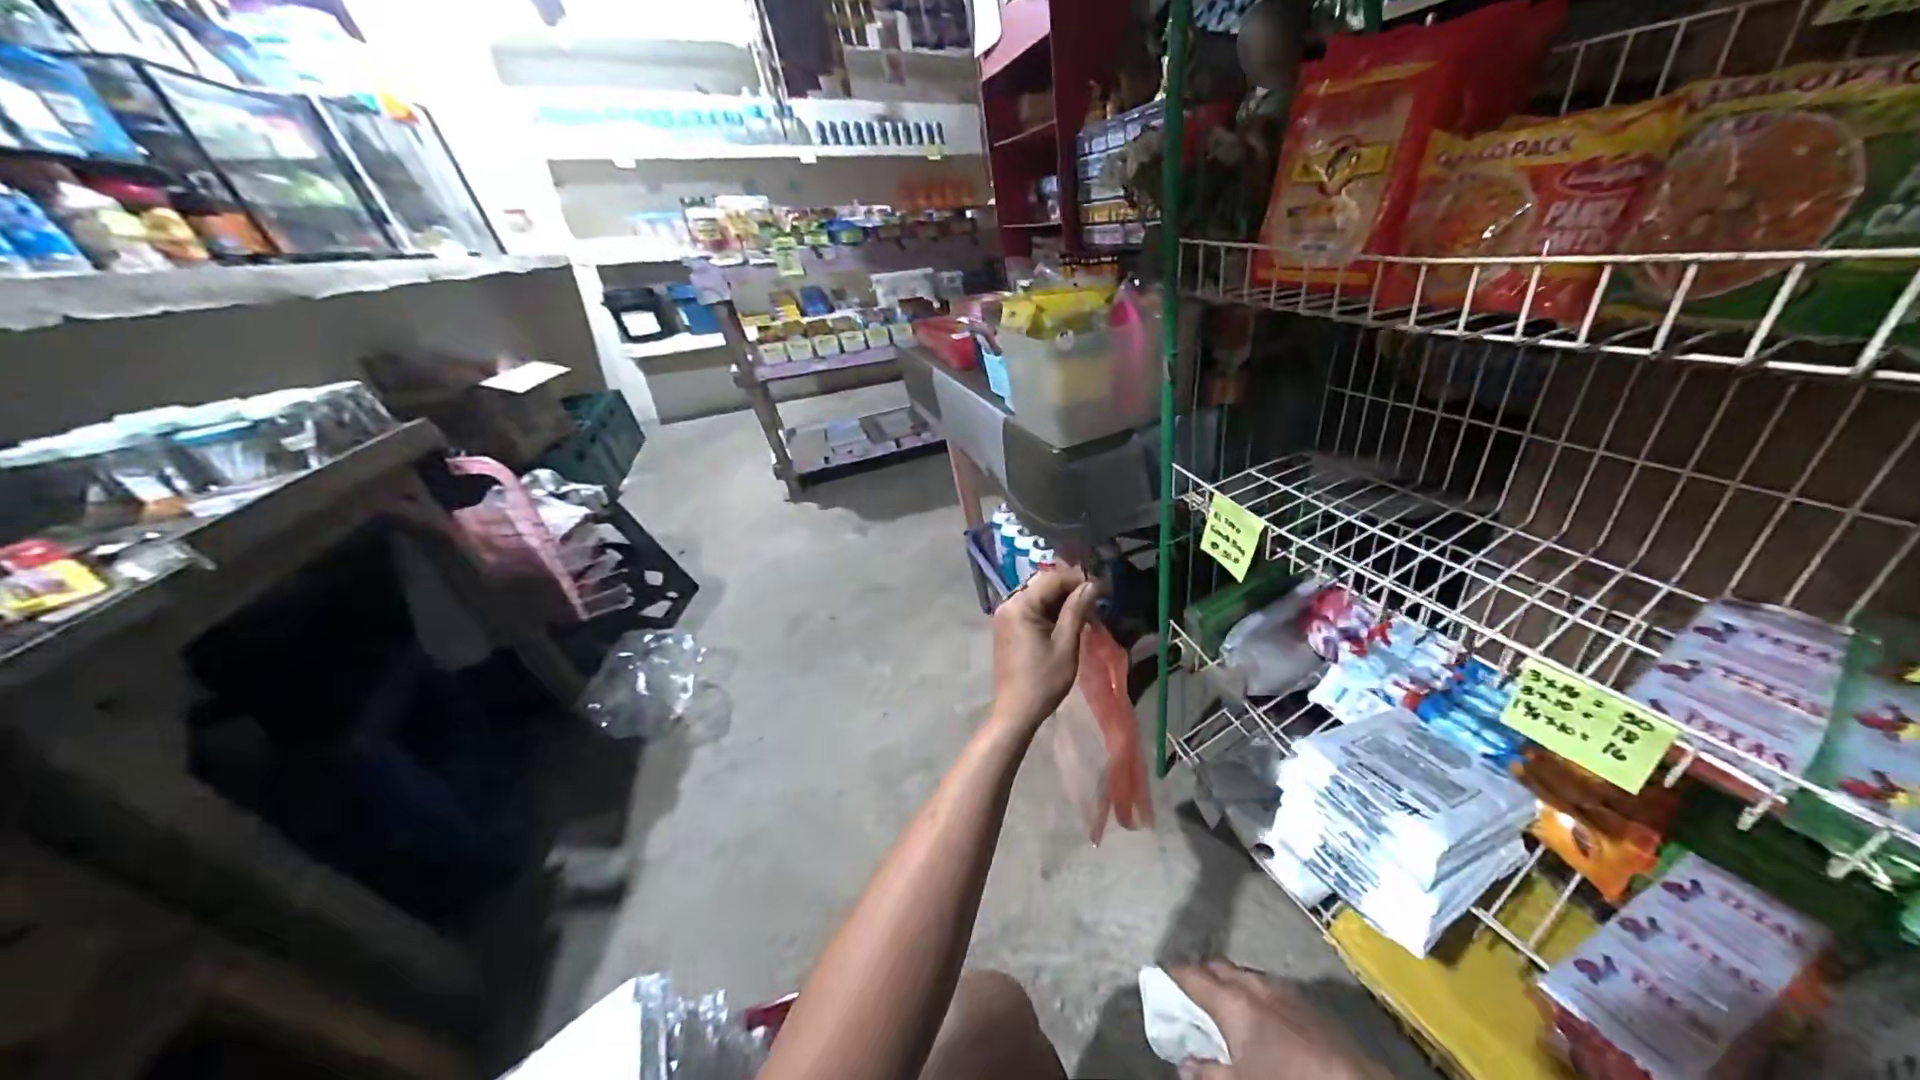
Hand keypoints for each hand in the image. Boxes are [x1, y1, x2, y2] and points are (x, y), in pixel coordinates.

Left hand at [991, 568, 1100, 734]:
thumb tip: (1091, 585)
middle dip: (1069, 589)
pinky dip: (1049, 611)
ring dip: (1060, 600)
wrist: (1017, 711)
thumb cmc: (1044, 680)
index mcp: (1020, 605)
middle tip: (1094, 601)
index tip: (1100, 589)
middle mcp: (1008, 604)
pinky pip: (1030, 609)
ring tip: (1084, 612)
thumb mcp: (1066, 644)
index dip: (1077, 579)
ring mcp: (1005, 616)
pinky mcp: (1007, 627)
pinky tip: (1066, 621)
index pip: (1051, 578)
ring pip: (1037, 596)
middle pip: (1042, 584)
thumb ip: (1077, 610)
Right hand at [1168, 961, 1388, 1079]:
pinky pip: (1270, 987)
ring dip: (1230, 982)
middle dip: (1201, 974)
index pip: (1191, 974)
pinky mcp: (1310, 1004)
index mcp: (1232, 1001)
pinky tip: (1263, 1018)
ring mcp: (1285, 991)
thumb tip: (1184, 1064)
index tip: (1160, 976)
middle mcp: (1255, 985)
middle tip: (1189, 992)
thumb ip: (1207, 1074)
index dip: (1172, 973)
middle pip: (1218, 966)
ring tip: (1224, 1004)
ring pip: (1246, 974)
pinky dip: (1256, 994)